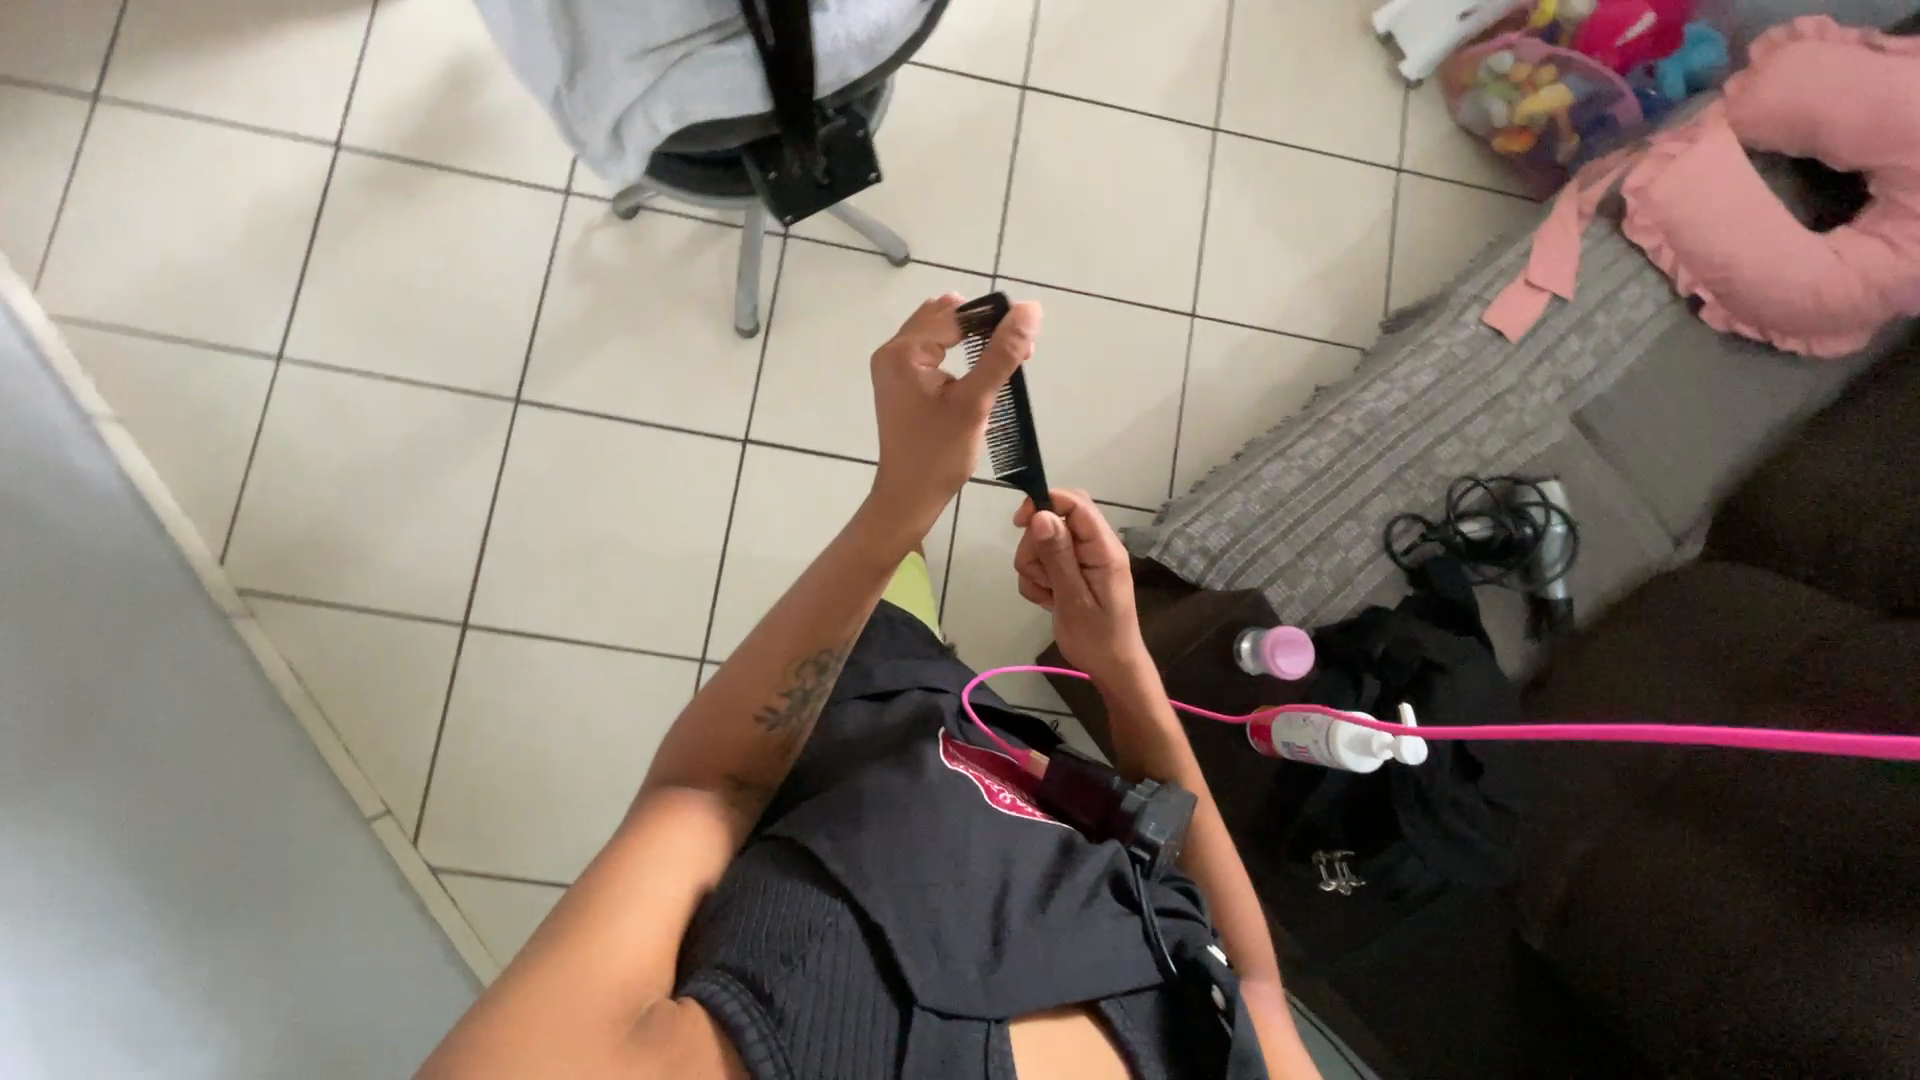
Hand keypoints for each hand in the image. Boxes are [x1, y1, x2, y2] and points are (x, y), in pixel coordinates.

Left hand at [867, 294, 1041, 539]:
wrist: (909, 496)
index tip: (1025, 346)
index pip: (957, 315)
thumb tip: (1030, 310)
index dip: (995, 323)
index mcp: (904, 351)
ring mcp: (892, 366)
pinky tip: (977, 374)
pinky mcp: (899, 382)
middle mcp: (892, 351)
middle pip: (945, 317)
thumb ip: (1003, 354)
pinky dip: (957, 355)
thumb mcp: (976, 402)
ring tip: (1001, 365)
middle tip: (1017, 355)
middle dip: (984, 329)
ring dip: (972, 340)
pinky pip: (931, 352)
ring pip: (939, 333)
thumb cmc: (940, 454)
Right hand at [1013, 489, 1148, 685]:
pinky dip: (1037, 581)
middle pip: (1054, 519)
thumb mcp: (1074, 599)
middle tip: (1041, 578)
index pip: (1076, 503)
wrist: (1110, 667)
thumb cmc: (1097, 638)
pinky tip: (1048, 600)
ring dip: (1035, 568)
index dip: (1045, 502)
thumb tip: (1041, 515)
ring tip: (1048, 596)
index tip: (1019, 523)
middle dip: (1036, 545)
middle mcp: (1095, 547)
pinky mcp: (1071, 572)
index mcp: (1104, 548)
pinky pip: (1043, 563)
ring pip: (1044, 542)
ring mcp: (1083, 559)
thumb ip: (1058, 556)